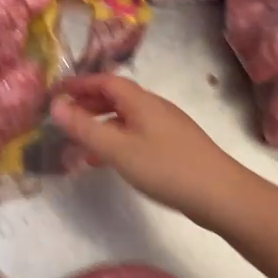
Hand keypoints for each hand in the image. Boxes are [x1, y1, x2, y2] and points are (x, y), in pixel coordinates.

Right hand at [49, 73, 246, 225]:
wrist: (222, 196)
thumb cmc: (166, 168)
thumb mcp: (117, 149)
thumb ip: (84, 127)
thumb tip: (55, 105)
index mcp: (141, 101)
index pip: (105, 81)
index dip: (79, 83)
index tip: (55, 92)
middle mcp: (154, 107)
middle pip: (116, 96)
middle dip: (87, 103)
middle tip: (63, 116)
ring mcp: (167, 126)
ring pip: (126, 117)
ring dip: (100, 123)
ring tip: (79, 141)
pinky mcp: (174, 146)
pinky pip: (136, 133)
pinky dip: (116, 139)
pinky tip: (108, 160)